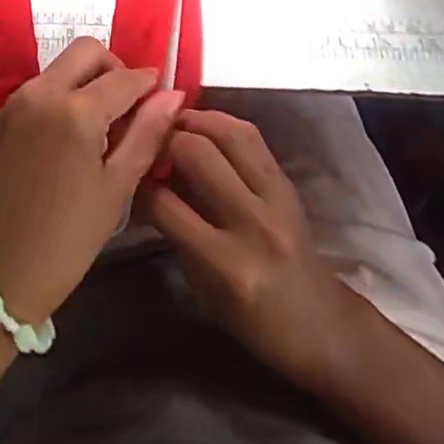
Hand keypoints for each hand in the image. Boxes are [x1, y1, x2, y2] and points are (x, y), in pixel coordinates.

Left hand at [0, 37, 183, 325]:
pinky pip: (43, 85)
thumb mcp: (117, 188)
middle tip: (131, 107)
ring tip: (105, 124)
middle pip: (88, 51)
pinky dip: (66, 92)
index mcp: (75, 111)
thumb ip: (147, 134)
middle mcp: (42, 92)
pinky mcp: (2, 114)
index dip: (150, 85)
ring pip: (63, 65)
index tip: (163, 101)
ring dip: (90, 79)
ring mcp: (17, 100)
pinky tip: (76, 132)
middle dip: (116, 68)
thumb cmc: (66, 240)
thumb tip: (173, 94)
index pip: (125, 78)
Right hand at [140, 109, 361, 385]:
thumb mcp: (202, 285)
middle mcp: (253, 224)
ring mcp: (277, 199)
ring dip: (196, 120)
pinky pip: (252, 137)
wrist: (319, 322)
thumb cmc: (251, 318)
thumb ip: (175, 231)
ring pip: (230, 133)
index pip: (167, 205)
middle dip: (165, 138)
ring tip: (172, 122)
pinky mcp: (289, 183)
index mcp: (226, 264)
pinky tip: (203, 126)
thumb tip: (144, 183)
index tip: (125, 168)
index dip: (139, 181)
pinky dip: (222, 123)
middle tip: (146, 136)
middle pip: (198, 154)